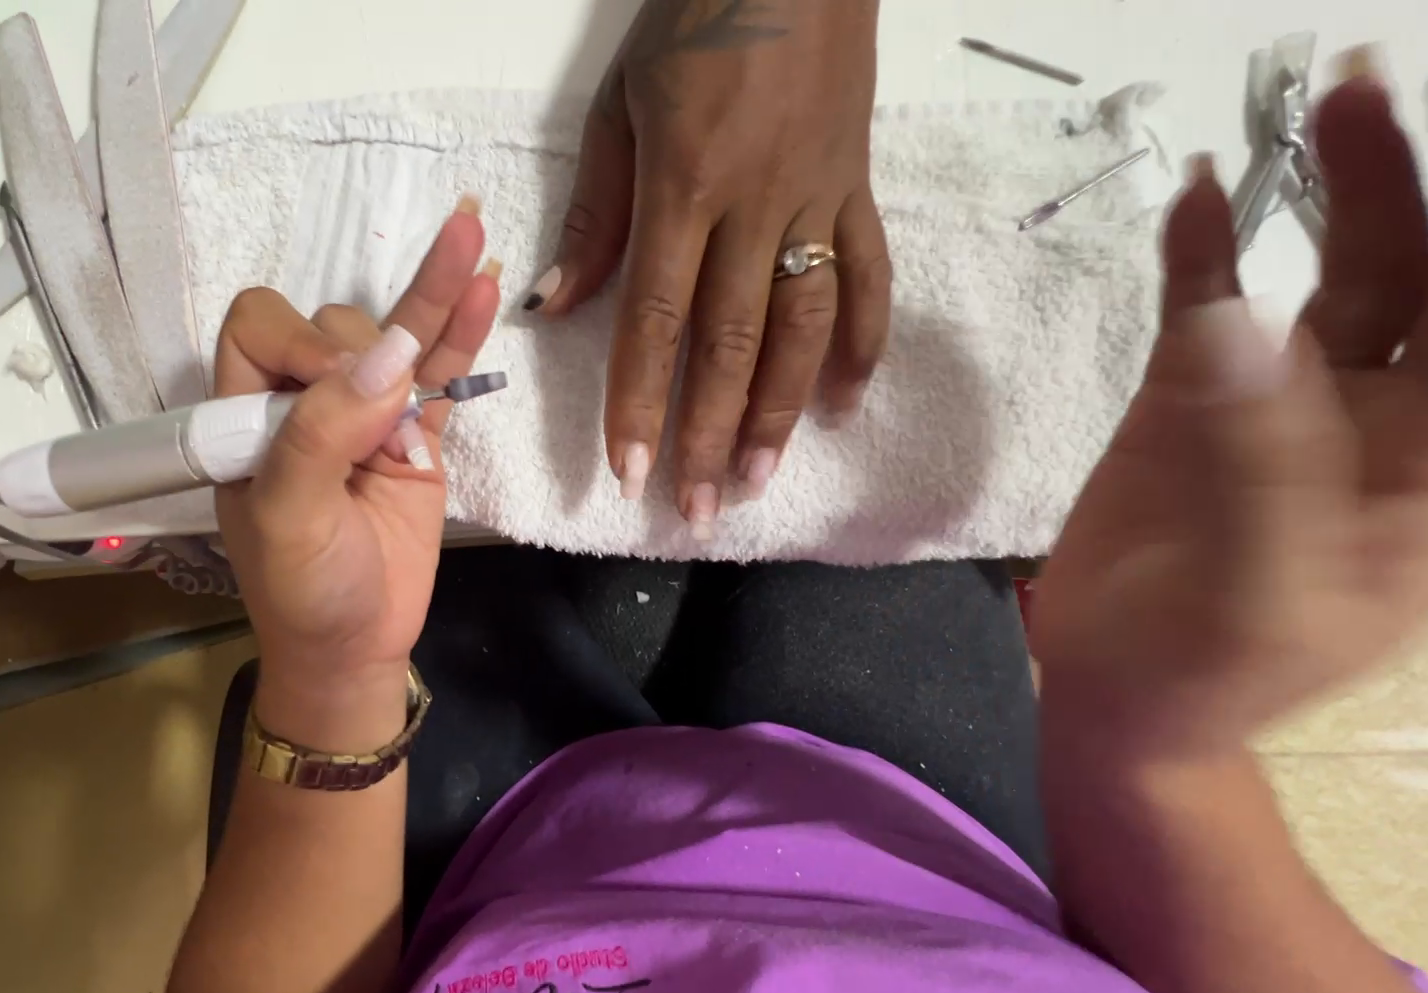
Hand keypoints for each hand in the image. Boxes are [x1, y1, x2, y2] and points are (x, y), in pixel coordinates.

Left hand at [214, 206, 499, 746]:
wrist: (355, 645)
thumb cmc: (303, 589)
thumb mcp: (288, 517)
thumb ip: (321, 433)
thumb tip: (390, 355)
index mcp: (248, 416)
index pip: (260, 331)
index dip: (299, 341)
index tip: (335, 388)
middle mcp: (306, 404)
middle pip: (333, 327)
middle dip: (363, 350)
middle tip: (383, 416)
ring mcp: (368, 417)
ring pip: (394, 340)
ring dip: (429, 298)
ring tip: (467, 239)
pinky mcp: (417, 438)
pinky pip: (440, 378)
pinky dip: (461, 335)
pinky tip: (484, 286)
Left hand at [527, 0, 888, 534]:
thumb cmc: (691, 20)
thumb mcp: (619, 110)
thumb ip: (595, 215)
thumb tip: (556, 304)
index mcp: (683, 188)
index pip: (655, 321)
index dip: (641, 404)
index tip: (631, 474)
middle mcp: (755, 206)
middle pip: (732, 343)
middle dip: (713, 435)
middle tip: (702, 510)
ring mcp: (819, 199)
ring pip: (805, 325)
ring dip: (784, 411)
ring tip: (764, 480)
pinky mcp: (861, 186)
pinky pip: (871, 273)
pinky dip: (864, 341)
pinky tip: (846, 401)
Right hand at [1033, 72, 1427, 756]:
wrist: (1113, 685)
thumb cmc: (1208, 664)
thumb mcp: (1258, 590)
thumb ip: (1261, 464)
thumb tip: (1230, 323)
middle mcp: (1378, 415)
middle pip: (1416, 278)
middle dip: (1408, 185)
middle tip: (1366, 92)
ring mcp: (1276, 404)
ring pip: (1324, 280)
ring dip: (1322, 199)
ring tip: (1307, 114)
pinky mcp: (1182, 406)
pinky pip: (1202, 318)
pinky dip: (1196, 262)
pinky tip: (1192, 207)